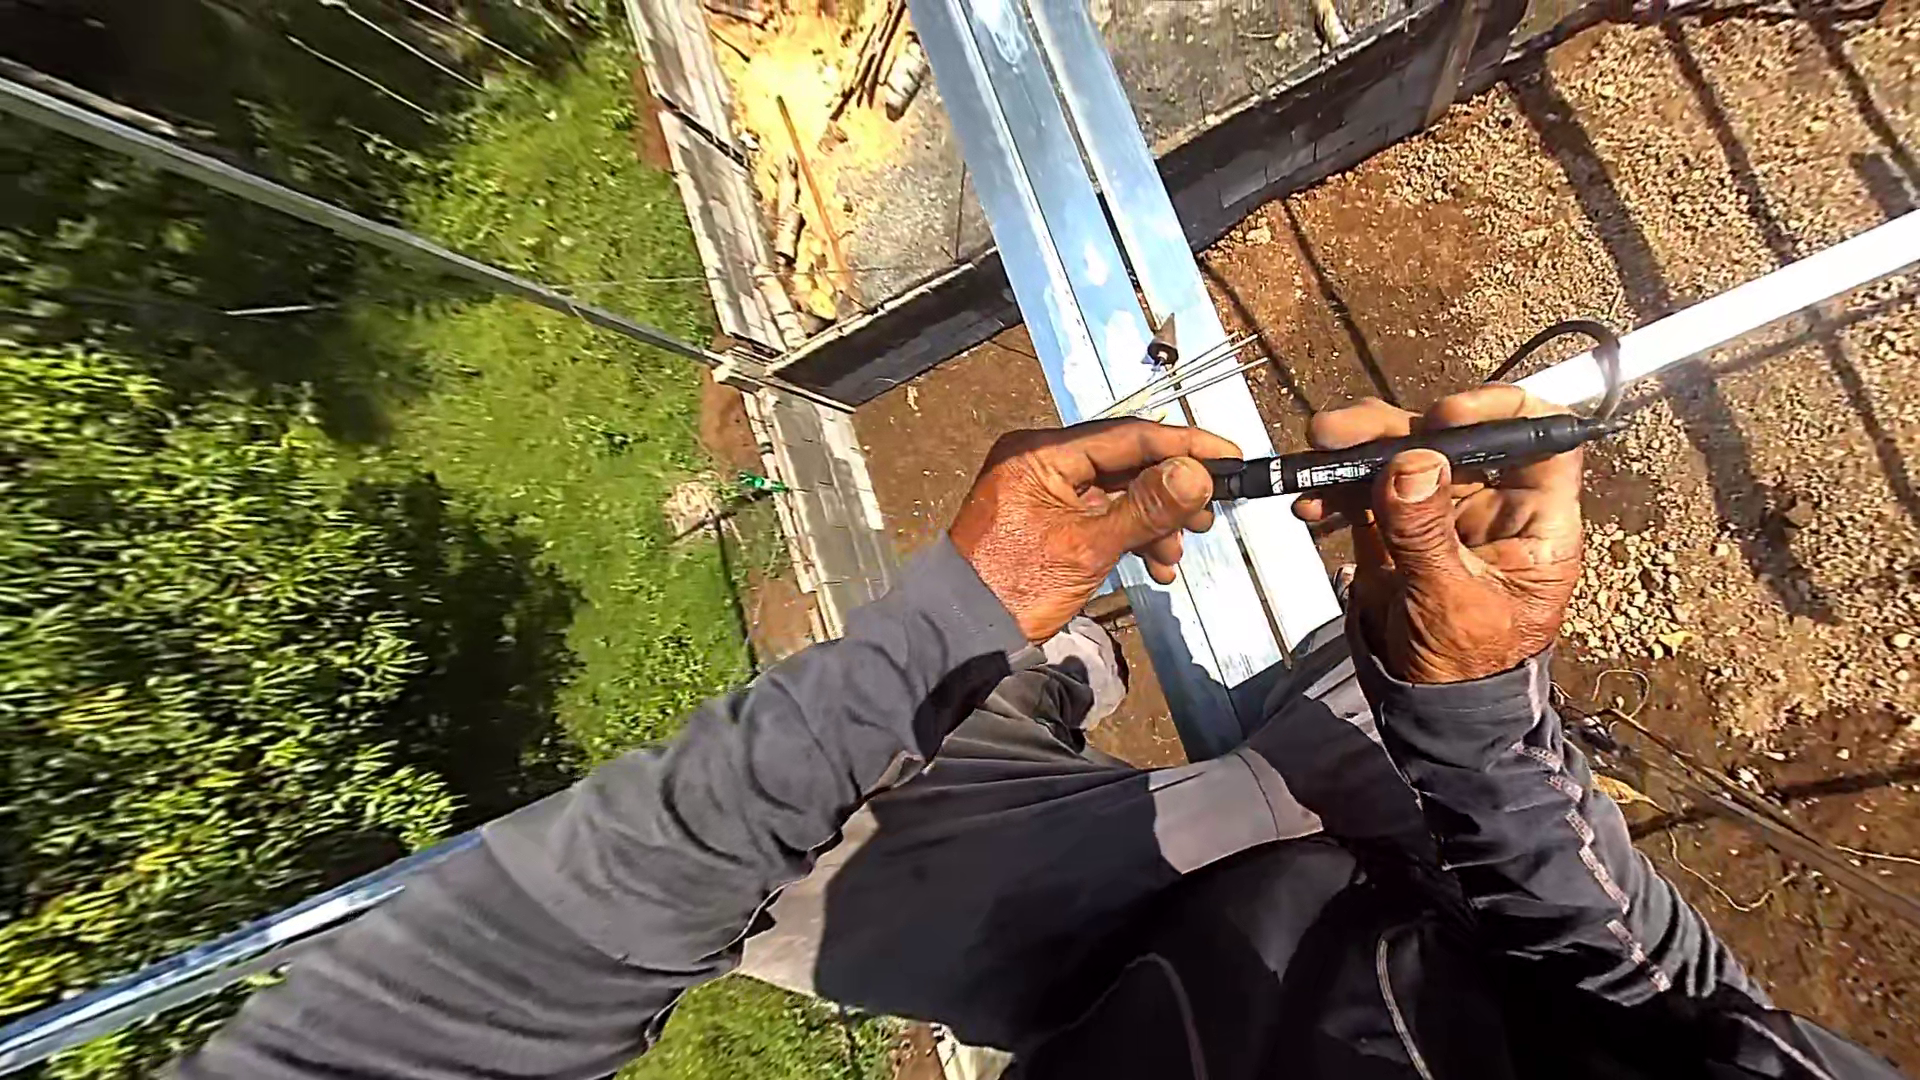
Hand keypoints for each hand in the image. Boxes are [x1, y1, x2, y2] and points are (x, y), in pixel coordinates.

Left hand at [950, 419, 1239, 641]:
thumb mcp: (1087, 547)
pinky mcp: (1049, 518)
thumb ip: (1145, 508)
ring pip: (1116, 494)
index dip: (1182, 446)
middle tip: (1207, 514)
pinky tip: (1157, 564)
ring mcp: (1045, 491)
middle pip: (1124, 464)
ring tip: (1176, 553)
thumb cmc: (1013, 586)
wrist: (965, 629)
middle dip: (1168, 493)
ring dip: (1152, 522)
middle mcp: (1041, 462)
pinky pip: (1099, 516)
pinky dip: (1129, 536)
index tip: (1228, 455)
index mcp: (1040, 453)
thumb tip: (1197, 473)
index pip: (1126, 436)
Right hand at [1292, 386, 1583, 683]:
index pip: (1539, 441)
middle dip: (1389, 430)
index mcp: (1531, 518)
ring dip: (1349, 456)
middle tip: (1334, 431)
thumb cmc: (1465, 660)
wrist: (1423, 696)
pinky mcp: (1387, 529)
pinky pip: (1358, 496)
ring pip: (1394, 462)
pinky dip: (1330, 495)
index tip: (1442, 414)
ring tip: (1312, 461)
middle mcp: (1483, 504)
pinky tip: (1309, 507)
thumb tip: (1410, 465)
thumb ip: (1427, 535)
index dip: (1498, 413)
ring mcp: (1430, 514)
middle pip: (1445, 443)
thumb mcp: (1450, 600)